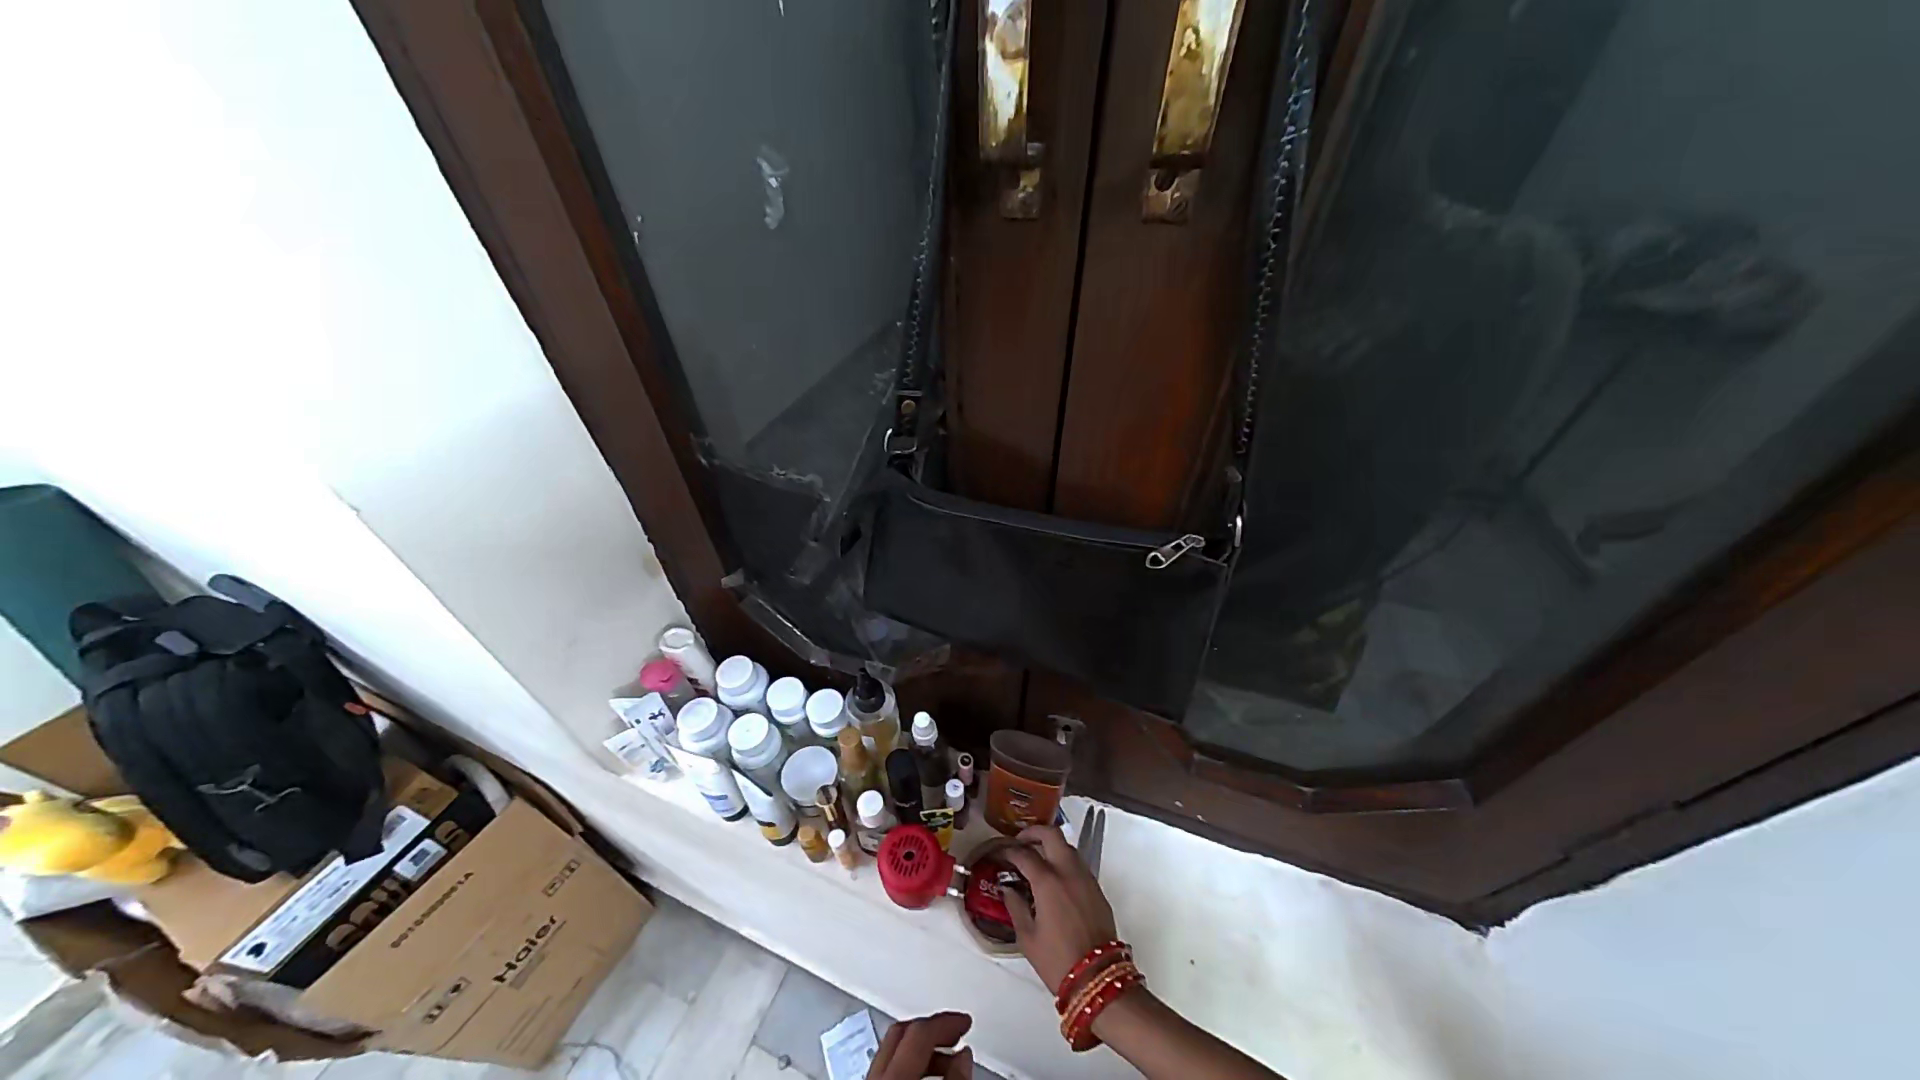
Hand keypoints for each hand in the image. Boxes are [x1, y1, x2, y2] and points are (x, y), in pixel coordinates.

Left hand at [868, 1012, 974, 1078]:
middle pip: (902, 1033)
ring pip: (892, 1050)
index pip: (919, 1030)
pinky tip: (929, 1074)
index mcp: (891, 1074)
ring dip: (922, 1048)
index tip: (965, 1020)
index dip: (946, 1021)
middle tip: (956, 1030)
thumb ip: (954, 1078)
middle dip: (932, 1028)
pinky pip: (887, 1066)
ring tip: (949, 1059)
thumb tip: (964, 1056)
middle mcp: (875, 1074)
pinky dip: (908, 1063)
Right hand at [1001, 824, 1117, 992]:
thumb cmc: (1057, 960)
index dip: (1009, 851)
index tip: (1000, 853)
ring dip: (1051, 845)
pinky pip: (1078, 864)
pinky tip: (1055, 877)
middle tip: (1020, 842)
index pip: (1024, 854)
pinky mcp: (1097, 889)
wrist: (1098, 978)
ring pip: (1068, 846)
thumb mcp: (1027, 937)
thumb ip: (1015, 907)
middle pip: (1052, 834)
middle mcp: (1068, 872)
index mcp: (1048, 882)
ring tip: (1037, 857)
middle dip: (1033, 832)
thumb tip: (1007, 889)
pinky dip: (1064, 861)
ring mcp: (1086, 878)